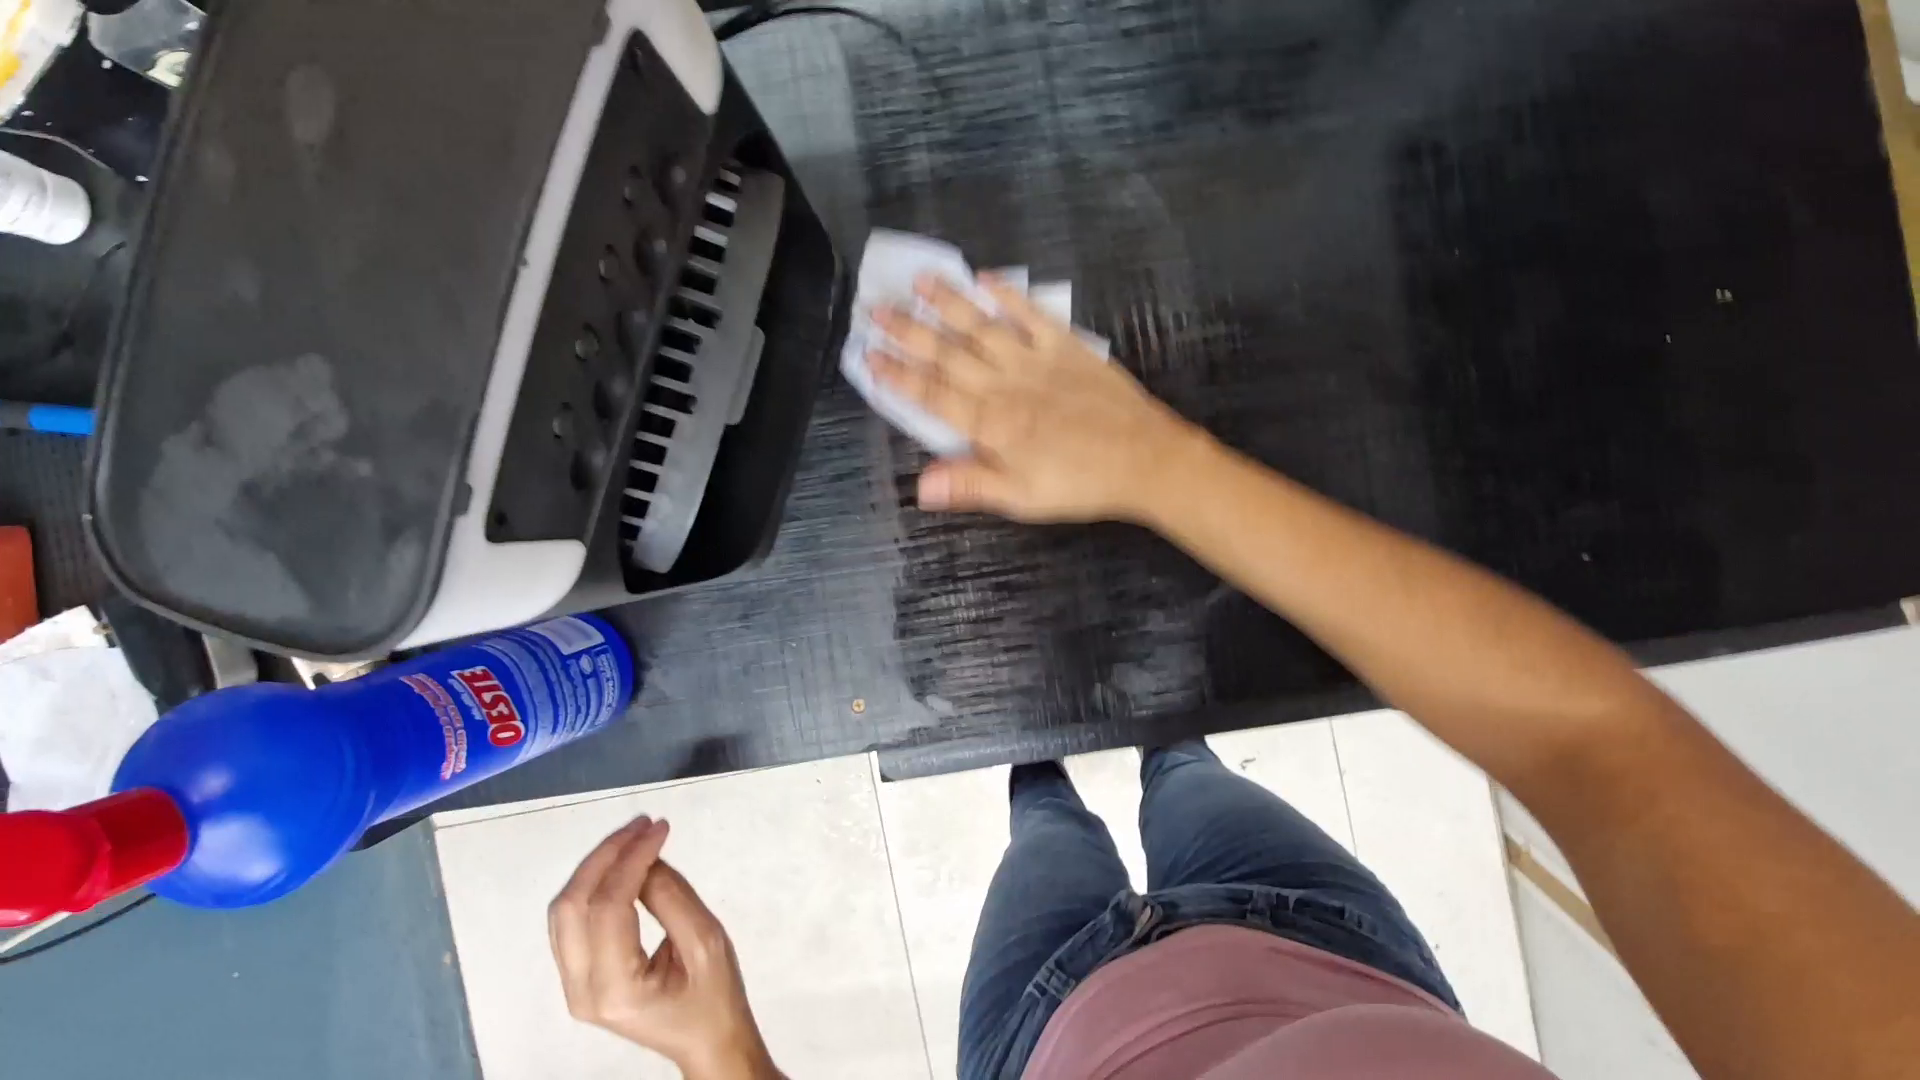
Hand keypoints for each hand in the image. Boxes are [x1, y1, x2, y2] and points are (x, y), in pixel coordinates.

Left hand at [548, 816, 780, 1079]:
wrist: (708, 1041)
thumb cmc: (715, 996)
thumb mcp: (707, 942)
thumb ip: (672, 897)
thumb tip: (645, 858)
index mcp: (615, 989)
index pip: (608, 907)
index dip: (630, 859)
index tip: (659, 828)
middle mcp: (581, 991)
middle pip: (571, 907)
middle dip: (604, 856)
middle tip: (642, 825)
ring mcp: (573, 986)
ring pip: (564, 911)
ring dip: (595, 867)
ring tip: (633, 836)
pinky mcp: (578, 977)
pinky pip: (571, 922)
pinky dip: (592, 885)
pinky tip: (620, 863)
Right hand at [871, 273, 1209, 523]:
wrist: (1143, 459)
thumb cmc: (1079, 483)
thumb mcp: (1022, 497)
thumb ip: (971, 485)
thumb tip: (919, 486)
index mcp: (991, 423)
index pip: (932, 395)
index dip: (897, 377)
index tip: (868, 357)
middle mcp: (1005, 384)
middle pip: (948, 354)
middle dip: (908, 333)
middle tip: (874, 310)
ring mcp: (1035, 360)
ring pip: (982, 327)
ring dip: (948, 303)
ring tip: (918, 281)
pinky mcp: (1066, 347)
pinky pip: (1031, 315)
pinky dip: (1008, 296)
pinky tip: (986, 279)